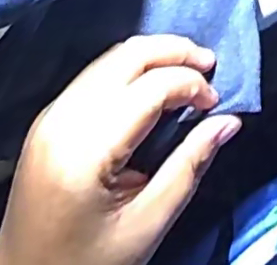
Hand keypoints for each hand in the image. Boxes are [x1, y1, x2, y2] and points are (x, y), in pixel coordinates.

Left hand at [0, 36, 241, 264]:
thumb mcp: (147, 225)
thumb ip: (190, 166)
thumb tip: (228, 122)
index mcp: (86, 150)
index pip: (152, 87)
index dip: (192, 84)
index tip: (215, 103)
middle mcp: (63, 121)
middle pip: (130, 55)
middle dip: (176, 51)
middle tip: (208, 65)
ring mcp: (51, 116)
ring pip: (113, 56)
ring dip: (155, 55)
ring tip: (188, 70)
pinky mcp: (48, 119)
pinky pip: (97, 72)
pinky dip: (132, 67)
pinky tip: (153, 83)